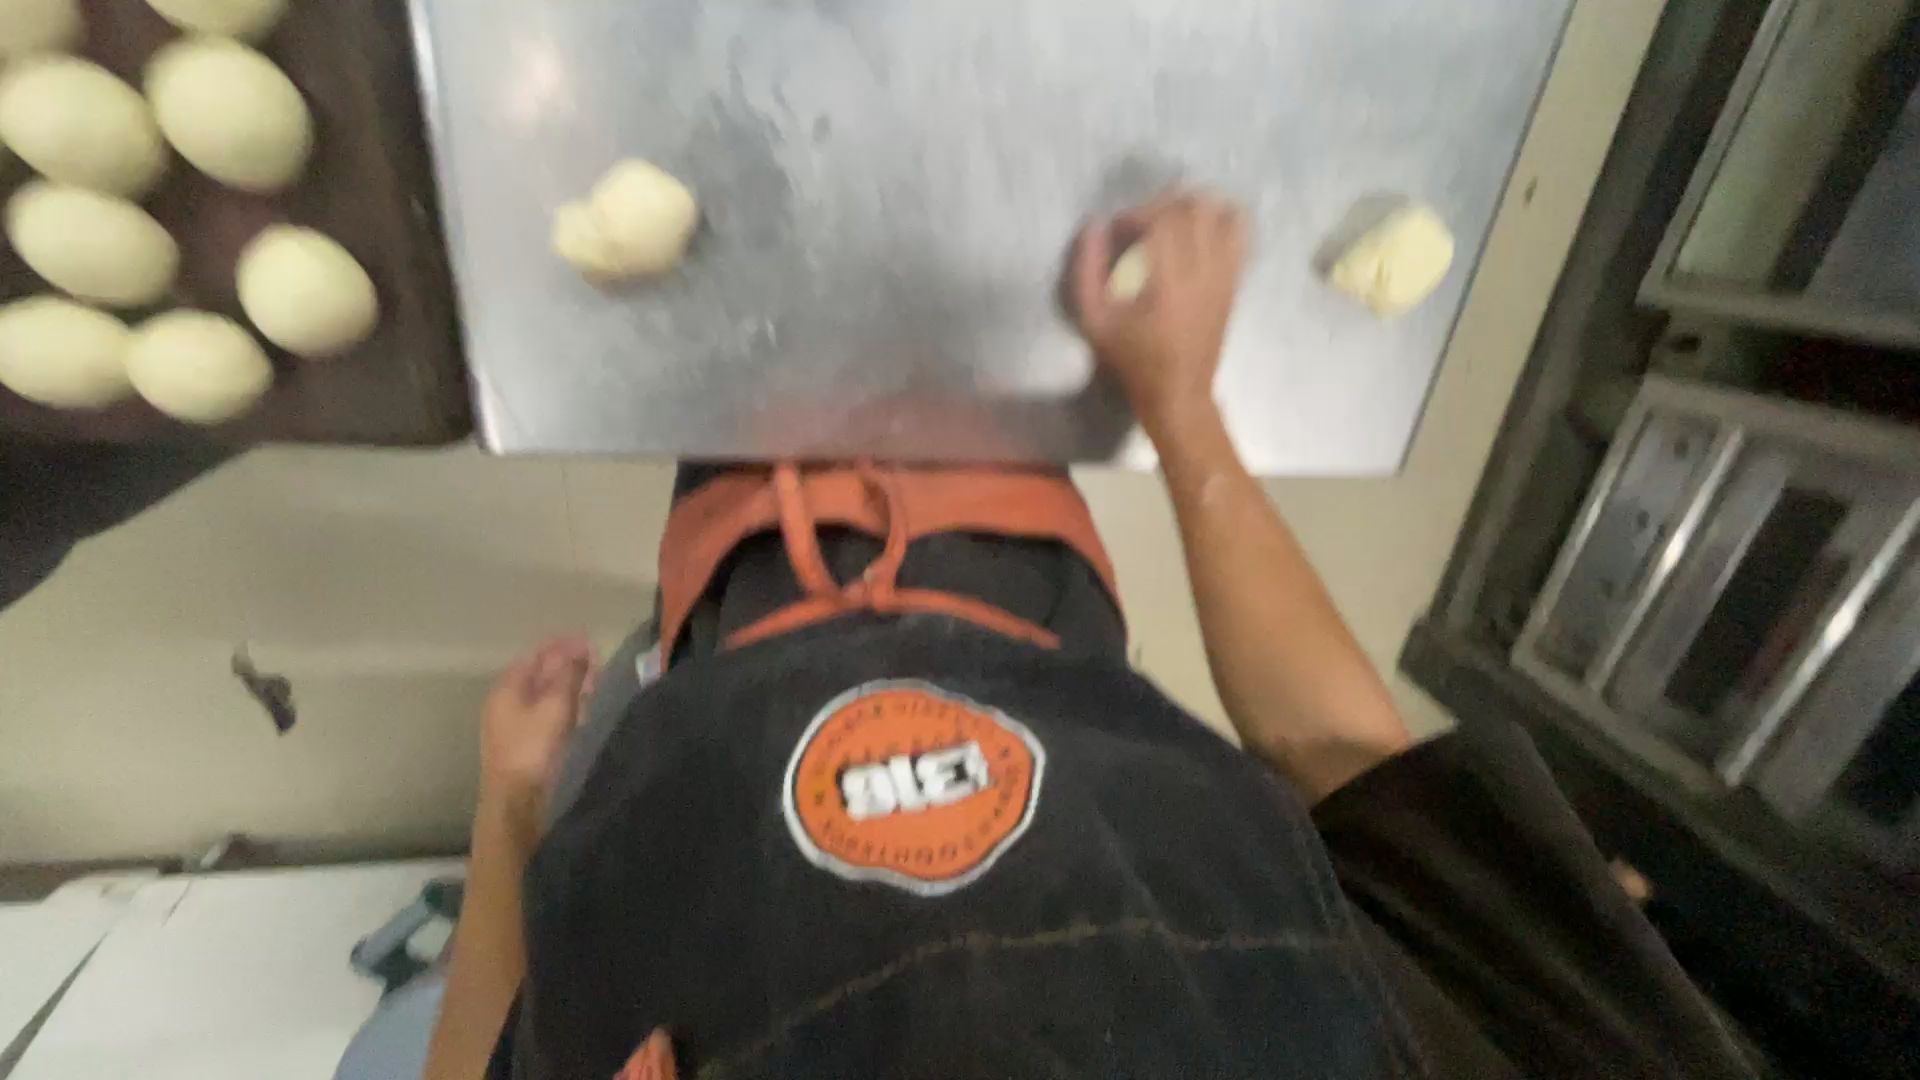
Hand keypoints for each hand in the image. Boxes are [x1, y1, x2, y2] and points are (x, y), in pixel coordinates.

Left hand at [478, 637, 596, 830]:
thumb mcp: (556, 704)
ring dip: (571, 684)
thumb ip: (570, 674)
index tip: (590, 640)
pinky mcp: (527, 742)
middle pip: (540, 674)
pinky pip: (549, 712)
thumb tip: (580, 650)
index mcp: (508, 688)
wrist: (518, 799)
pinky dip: (568, 703)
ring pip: (546, 694)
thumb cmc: (534, 747)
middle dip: (569, 663)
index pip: (537, 655)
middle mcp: (507, 702)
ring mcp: (515, 724)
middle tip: (598, 660)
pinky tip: (585, 707)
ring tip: (597, 680)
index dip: (563, 645)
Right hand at [1071, 192, 1247, 434]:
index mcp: (1170, 280)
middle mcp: (1205, 270)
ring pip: (1224, 213)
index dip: (1137, 213)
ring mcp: (1225, 274)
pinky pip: (1239, 234)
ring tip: (1172, 221)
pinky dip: (1219, 222)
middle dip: (1164, 204)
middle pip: (1196, 207)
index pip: (1163, 218)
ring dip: (1196, 207)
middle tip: (1143, 222)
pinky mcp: (1234, 282)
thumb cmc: (1133, 360)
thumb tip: (1093, 227)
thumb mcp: (1094, 322)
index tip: (1118, 229)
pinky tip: (1197, 235)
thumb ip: (1087, 271)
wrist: (1178, 392)